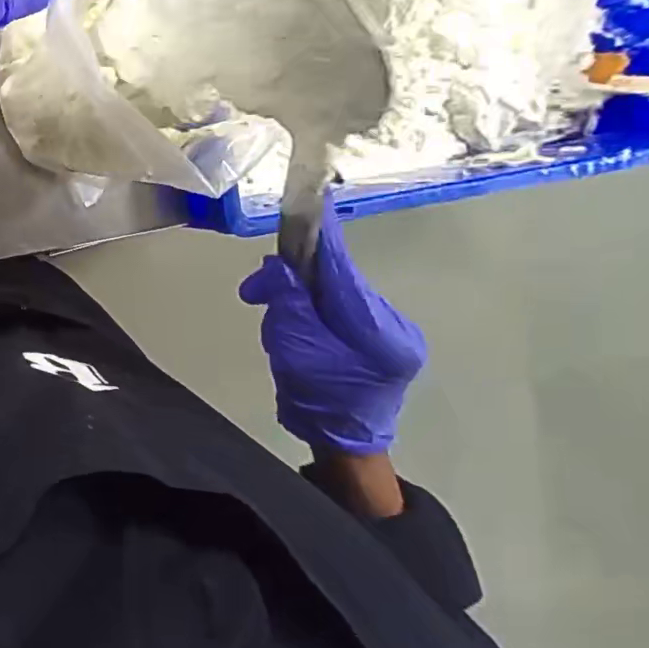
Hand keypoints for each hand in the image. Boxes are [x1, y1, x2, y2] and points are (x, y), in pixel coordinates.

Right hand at [238, 206, 425, 454]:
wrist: (344, 442)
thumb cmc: (316, 399)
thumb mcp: (293, 348)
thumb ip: (288, 302)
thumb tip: (280, 265)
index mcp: (374, 328)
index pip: (342, 269)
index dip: (322, 237)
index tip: (312, 204)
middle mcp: (393, 322)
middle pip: (339, 281)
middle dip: (297, 280)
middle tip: (254, 294)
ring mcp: (393, 330)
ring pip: (339, 295)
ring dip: (304, 299)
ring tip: (278, 323)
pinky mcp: (386, 338)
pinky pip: (345, 310)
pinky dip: (317, 311)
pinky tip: (301, 328)